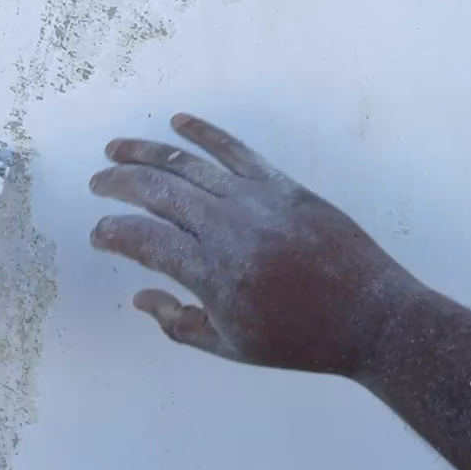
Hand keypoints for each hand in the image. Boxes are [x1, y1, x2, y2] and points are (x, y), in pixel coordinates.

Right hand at [89, 113, 422, 377]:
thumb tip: (138, 295)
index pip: (143, 241)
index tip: (99, 233)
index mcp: (211, 273)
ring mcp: (252, 201)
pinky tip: (178, 122)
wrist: (373, 318)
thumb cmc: (300, 340)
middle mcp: (224, 229)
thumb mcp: (234, 347)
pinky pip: (234, 150)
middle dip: (117, 184)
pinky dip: (204, 133)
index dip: (113, 233)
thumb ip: (179, 323)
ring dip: (144, 153)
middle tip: (97, 182)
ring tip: (116, 149)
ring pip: (185, 164)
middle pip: (155, 192)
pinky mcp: (279, 185)